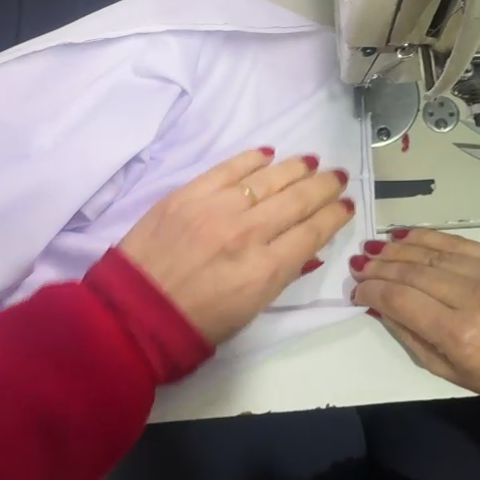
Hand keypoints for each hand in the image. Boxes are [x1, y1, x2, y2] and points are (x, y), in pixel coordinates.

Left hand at [119, 148, 354, 344]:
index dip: (335, 215)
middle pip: (298, 200)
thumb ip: (282, 275)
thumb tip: (308, 249)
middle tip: (337, 176)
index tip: (346, 204)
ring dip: (295, 168)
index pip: (313, 232)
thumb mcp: (251, 311)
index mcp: (266, 270)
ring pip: (268, 179)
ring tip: (311, 162)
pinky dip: (251, 159)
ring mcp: (217, 209)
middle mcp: (248, 233)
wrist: (133, 314)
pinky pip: (228, 168)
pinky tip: (268, 155)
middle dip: (324, 186)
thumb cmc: (197, 324)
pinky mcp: (187, 195)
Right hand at [348, 229, 479, 407]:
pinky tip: (406, 237)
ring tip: (377, 247)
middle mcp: (478, 299)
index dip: (372, 289)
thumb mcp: (442, 368)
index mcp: (460, 334)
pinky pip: (461, 243)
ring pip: (435, 253)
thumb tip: (375, 300)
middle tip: (360, 264)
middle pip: (415, 272)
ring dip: (400, 248)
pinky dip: (431, 238)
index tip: (356, 287)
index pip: (401, 299)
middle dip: (381, 266)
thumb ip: (406, 332)